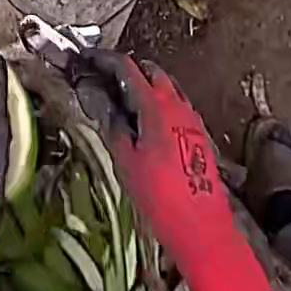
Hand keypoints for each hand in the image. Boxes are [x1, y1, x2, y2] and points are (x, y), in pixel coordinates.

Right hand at [75, 50, 273, 290]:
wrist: (204, 232)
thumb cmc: (160, 195)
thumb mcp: (125, 158)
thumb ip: (112, 122)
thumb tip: (97, 97)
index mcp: (156, 106)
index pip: (127, 67)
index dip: (103, 59)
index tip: (86, 58)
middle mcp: (178, 106)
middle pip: (151, 71)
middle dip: (127, 68)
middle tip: (104, 76)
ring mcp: (193, 120)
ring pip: (167, 87)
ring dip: (145, 84)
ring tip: (123, 97)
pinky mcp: (200, 136)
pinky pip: (177, 105)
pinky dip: (159, 101)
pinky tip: (145, 120)